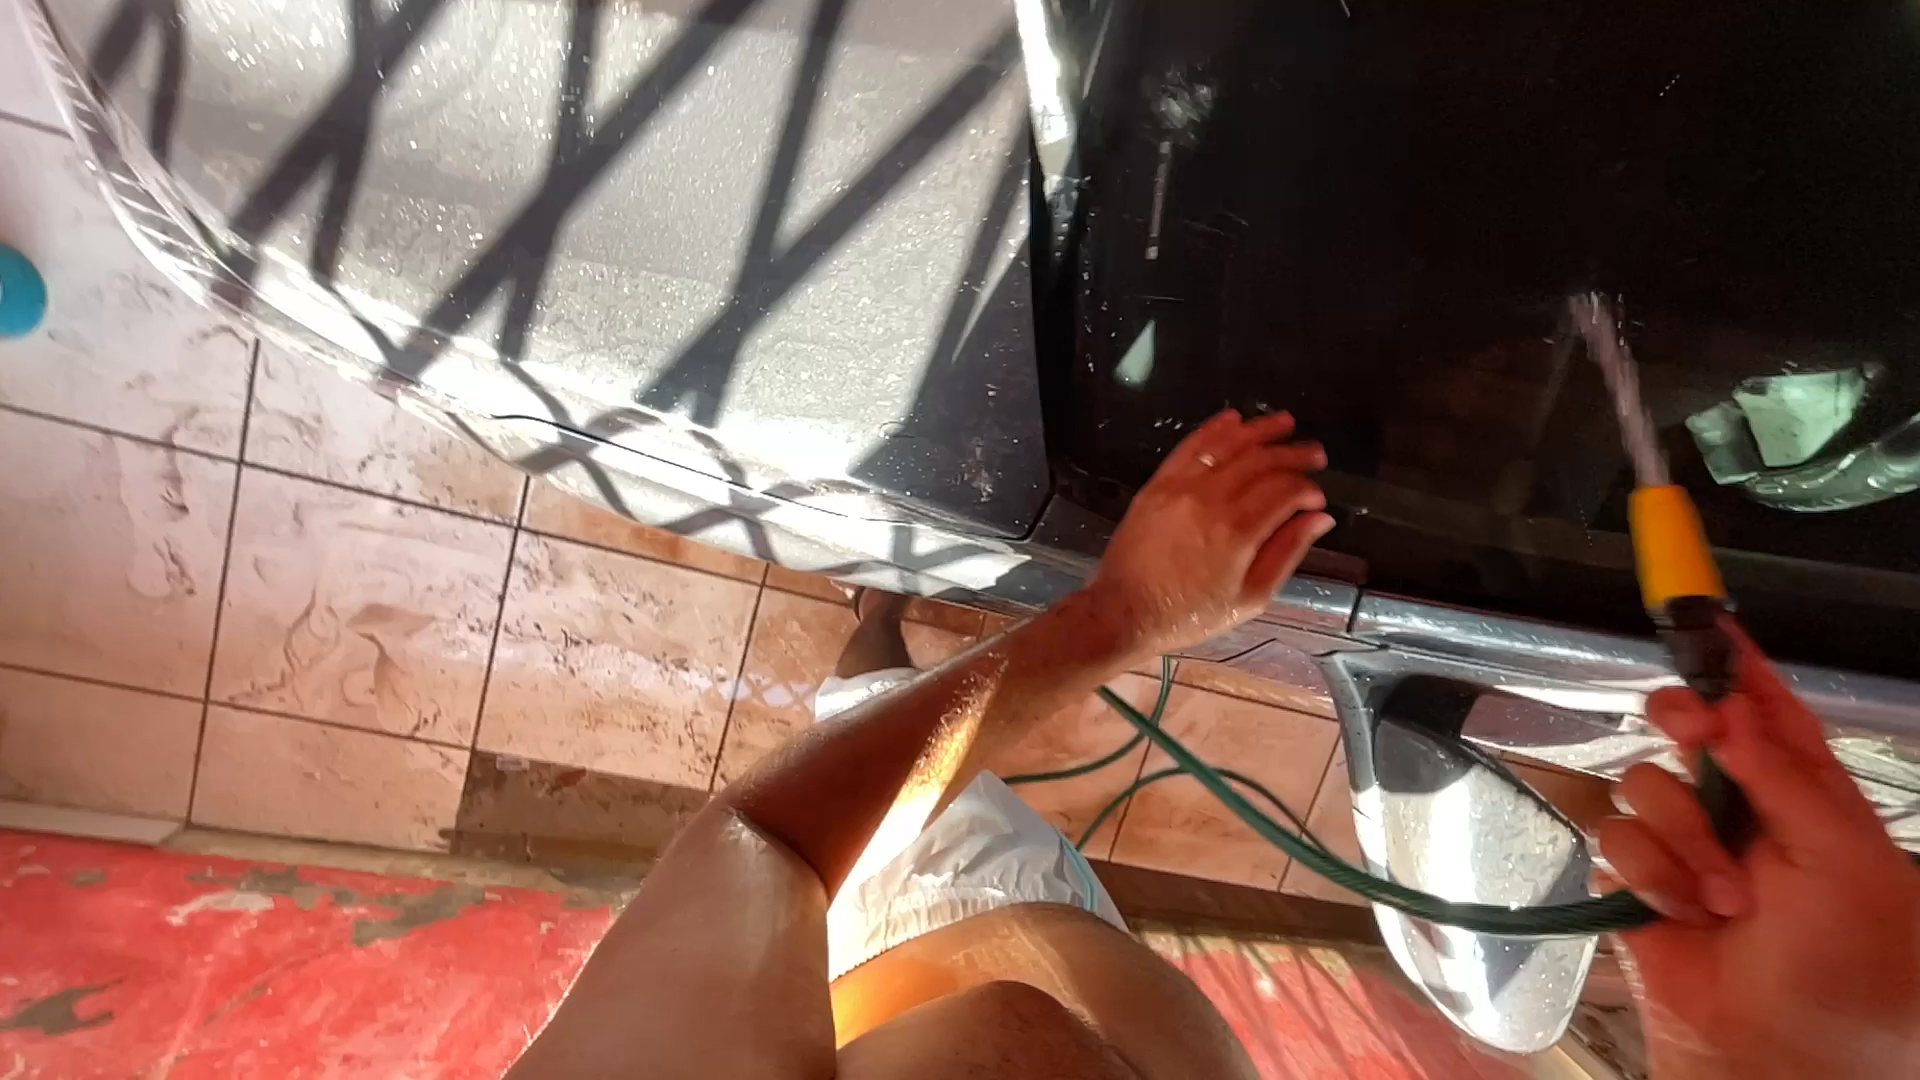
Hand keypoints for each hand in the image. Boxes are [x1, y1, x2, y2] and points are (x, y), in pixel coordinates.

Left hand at [1083, 409, 1333, 659]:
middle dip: (1293, 454)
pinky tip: (1233, 420)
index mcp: (1237, 531)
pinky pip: (1189, 448)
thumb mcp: (1249, 598)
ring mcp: (1179, 488)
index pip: (1285, 490)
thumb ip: (1287, 553)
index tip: (1317, 498)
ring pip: (1226, 446)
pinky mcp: (1156, 486)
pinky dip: (1213, 430)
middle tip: (1315, 453)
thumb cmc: (1188, 615)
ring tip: (1284, 423)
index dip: (1308, 489)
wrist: (1123, 612)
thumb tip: (1320, 517)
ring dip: (1258, 431)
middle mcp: (1209, 500)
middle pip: (1260, 461)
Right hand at [1598, 619, 1919, 1079]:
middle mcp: (1738, 807)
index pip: (1773, 716)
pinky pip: (1614, 836)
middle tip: (1690, 732)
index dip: (1741, 669)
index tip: (1709, 622)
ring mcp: (1680, 836)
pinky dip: (1649, 874)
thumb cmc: (1846, 965)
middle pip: (1687, 730)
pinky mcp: (1632, 865)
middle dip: (1683, 728)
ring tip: (1721, 898)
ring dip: (1681, 841)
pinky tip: (1681, 911)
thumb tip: (1730, 712)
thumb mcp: (1848, 871)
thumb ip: (1789, 784)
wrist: (1773, 1047)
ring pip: (1642, 783)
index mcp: (1807, 800)